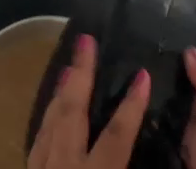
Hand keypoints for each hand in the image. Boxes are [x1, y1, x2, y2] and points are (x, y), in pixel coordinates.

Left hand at [29, 34, 151, 168]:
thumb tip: (158, 159)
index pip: (116, 135)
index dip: (131, 106)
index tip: (143, 74)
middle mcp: (64, 164)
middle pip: (72, 112)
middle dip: (81, 74)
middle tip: (86, 39)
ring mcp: (40, 168)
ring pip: (50, 122)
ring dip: (60, 93)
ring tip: (69, 67)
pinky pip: (37, 140)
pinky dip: (46, 119)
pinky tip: (50, 110)